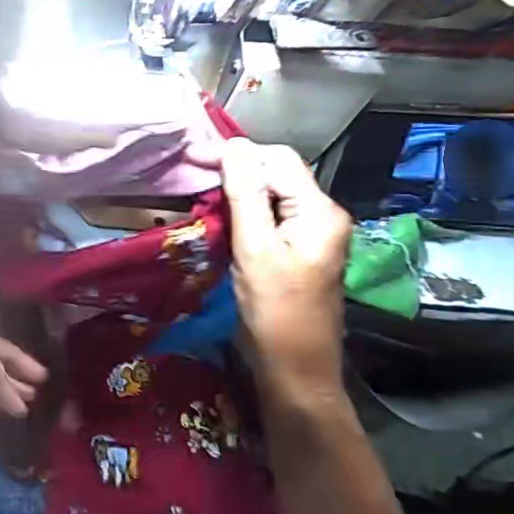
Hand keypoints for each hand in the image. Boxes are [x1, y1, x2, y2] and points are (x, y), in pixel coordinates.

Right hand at [220, 138, 353, 407]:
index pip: (278, 160)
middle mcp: (322, 214)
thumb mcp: (254, 249)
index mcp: (320, 212)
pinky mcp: (296, 246)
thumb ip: (245, 195)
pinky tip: (218, 214)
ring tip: (199, 193)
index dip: (237, 155)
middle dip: (235, 169)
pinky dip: (242, 208)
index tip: (193, 160)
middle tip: (192, 175)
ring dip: (235, 189)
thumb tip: (233, 145)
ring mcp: (311, 231)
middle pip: (276, 172)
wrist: (294, 368)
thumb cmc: (274, 311)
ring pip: (270, 192)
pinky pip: (268, 213)